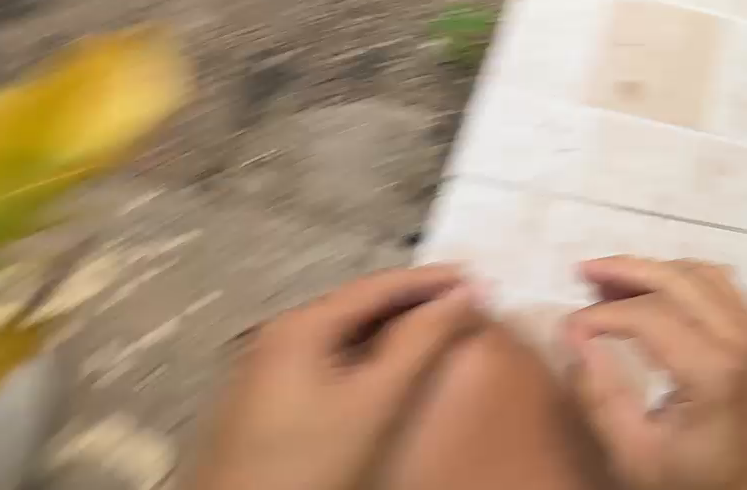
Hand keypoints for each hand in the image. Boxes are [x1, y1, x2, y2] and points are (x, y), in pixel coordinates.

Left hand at [190, 264, 483, 489]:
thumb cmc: (310, 466)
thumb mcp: (377, 400)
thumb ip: (424, 338)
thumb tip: (466, 291)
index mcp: (300, 325)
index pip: (382, 284)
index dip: (436, 279)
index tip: (479, 279)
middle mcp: (279, 337)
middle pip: (364, 305)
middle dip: (418, 302)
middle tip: (466, 303)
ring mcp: (267, 371)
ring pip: (349, 334)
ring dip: (397, 329)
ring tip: (441, 329)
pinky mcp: (267, 405)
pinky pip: (333, 360)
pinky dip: (371, 355)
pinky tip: (396, 367)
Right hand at [563, 256, 746, 489]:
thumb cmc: (698, 478)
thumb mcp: (637, 456)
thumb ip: (601, 397)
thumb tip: (572, 336)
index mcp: (713, 370)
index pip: (651, 316)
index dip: (605, 314)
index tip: (571, 325)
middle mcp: (740, 334)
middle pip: (678, 278)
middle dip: (627, 270)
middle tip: (584, 271)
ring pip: (700, 270)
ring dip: (654, 268)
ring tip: (611, 278)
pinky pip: (719, 280)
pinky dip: (682, 274)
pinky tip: (653, 285)